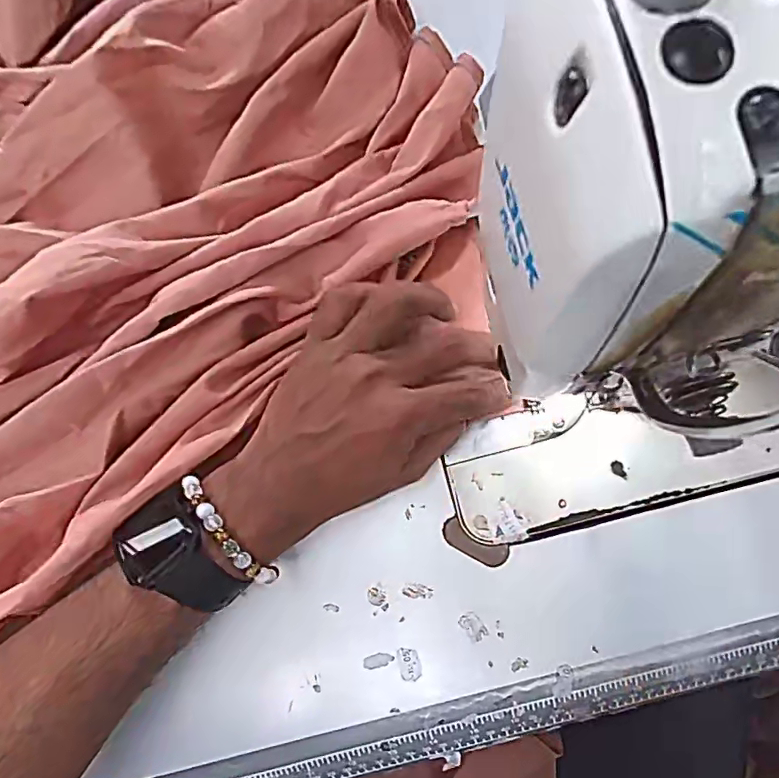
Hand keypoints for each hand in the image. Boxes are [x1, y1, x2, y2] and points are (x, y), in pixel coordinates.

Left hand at [204, 282, 508, 558]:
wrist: (280, 481)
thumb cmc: (342, 484)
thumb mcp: (402, 473)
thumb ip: (439, 437)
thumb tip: (468, 408)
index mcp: (400, 416)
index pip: (463, 392)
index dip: (490, 390)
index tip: (498, 389)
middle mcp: (376, 376)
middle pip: (444, 345)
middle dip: (480, 349)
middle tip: (486, 355)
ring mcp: (343, 354)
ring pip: (395, 304)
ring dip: (429, 301)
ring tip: (442, 313)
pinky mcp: (315, 345)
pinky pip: (341, 300)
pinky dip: (367, 293)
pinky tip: (384, 305)